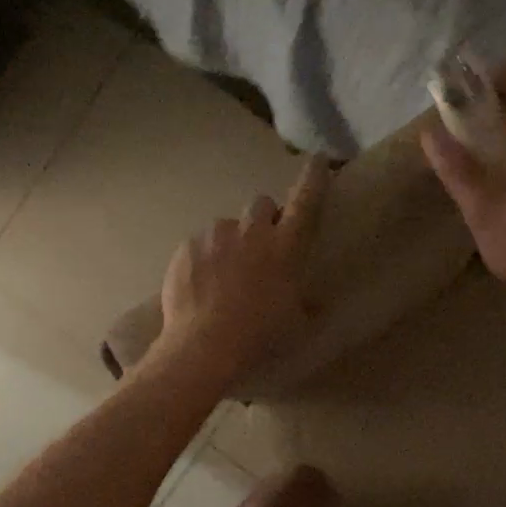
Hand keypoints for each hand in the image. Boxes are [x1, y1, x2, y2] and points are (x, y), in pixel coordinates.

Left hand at [150, 155, 325, 386]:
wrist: (204, 346)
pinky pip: (199, 245)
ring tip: (224, 276)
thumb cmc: (260, 337)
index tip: (318, 160)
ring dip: (230, 242)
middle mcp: (252, 232)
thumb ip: (307, 305)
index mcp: (286, 247)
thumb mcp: (296, 326)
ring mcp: (216, 236)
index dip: (314, 177)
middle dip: (263, 219)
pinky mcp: (187, 247)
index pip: (306, 200)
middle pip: (261, 205)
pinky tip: (201, 286)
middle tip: (259, 248)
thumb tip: (317, 301)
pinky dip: (203, 259)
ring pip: (227, 226)